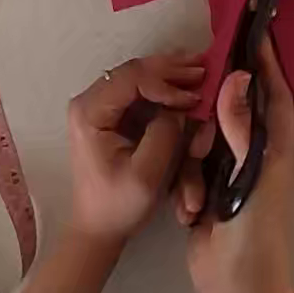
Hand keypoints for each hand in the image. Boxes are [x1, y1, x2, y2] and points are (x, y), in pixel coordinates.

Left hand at [65, 52, 205, 245]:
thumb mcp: (146, 175)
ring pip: (137, 77)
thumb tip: (181, 107)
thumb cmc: (118, 204)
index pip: (130, 81)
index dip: (165, 83)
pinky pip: (138, 91)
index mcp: (89, 112)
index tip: (194, 97)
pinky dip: (162, 85)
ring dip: (168, 73)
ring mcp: (99, 105)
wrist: (97, 226)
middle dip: (169, 69)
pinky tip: (183, 80)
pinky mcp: (111, 114)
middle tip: (203, 66)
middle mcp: (90, 101)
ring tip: (198, 67)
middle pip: (133, 72)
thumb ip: (164, 135)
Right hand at [173, 34, 293, 292]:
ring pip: (200, 139)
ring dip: (193, 163)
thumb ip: (241, 127)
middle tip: (197, 119)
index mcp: (273, 149)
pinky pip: (186, 165)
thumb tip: (239, 76)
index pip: (274, 95)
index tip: (255, 29)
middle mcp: (252, 153)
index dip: (267, 62)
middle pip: (230, 112)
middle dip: (211, 117)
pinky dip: (184, 184)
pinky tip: (188, 210)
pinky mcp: (204, 186)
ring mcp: (227, 171)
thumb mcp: (249, 179)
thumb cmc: (253, 235)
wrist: (236, 292)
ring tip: (198, 195)